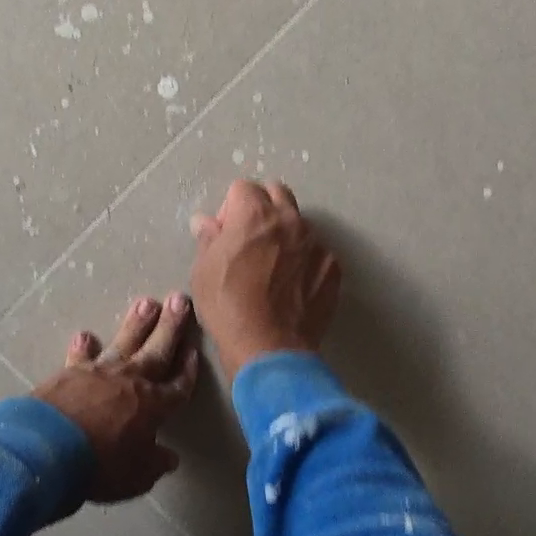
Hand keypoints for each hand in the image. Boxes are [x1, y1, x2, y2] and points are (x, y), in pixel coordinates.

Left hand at [32, 292, 200, 508]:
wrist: (49, 448)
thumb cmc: (101, 466)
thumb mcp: (136, 476)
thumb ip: (154, 464)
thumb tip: (170, 458)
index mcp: (154, 406)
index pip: (179, 386)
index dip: (188, 371)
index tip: (194, 352)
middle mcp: (131, 381)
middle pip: (157, 350)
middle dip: (171, 327)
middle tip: (180, 299)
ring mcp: (99, 372)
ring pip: (123, 342)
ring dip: (136, 323)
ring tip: (146, 303)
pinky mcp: (70, 372)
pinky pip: (82, 355)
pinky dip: (84, 346)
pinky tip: (84, 336)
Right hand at [188, 180, 341, 377]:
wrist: (269, 348)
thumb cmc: (227, 307)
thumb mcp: (203, 271)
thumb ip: (208, 238)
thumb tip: (206, 221)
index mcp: (255, 214)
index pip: (242, 188)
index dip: (230, 209)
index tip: (224, 235)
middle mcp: (291, 220)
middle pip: (277, 193)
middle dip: (262, 208)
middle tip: (249, 240)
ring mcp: (316, 243)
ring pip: (299, 223)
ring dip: (284, 233)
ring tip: (272, 267)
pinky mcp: (332, 268)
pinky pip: (316, 252)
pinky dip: (303, 260)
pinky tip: (290, 287)